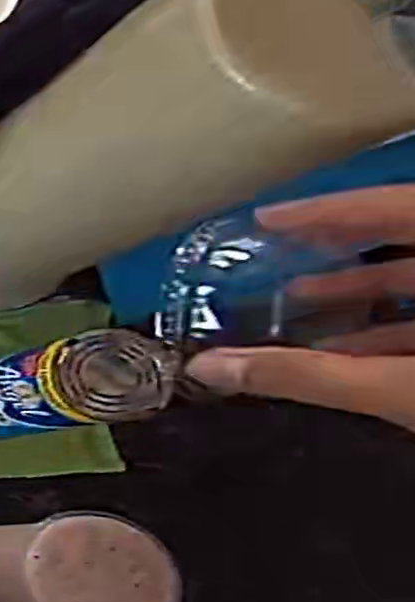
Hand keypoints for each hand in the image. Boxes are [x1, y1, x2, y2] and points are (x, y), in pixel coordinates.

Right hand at [186, 185, 414, 432]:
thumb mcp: (405, 391)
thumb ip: (304, 375)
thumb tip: (206, 367)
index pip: (410, 210)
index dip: (335, 211)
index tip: (265, 220)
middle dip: (345, 251)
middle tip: (274, 263)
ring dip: (370, 292)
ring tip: (299, 306)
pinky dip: (405, 326)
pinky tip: (351, 350)